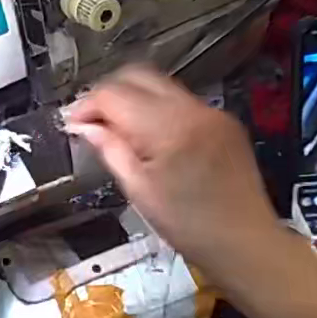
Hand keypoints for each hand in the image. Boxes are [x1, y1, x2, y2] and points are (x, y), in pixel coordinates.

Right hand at [65, 66, 285, 274]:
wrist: (244, 242)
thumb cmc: (185, 224)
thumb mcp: (137, 189)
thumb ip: (109, 149)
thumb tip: (83, 126)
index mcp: (167, 127)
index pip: (114, 95)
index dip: (87, 106)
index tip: (72, 125)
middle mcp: (192, 108)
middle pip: (137, 76)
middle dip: (107, 94)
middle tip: (90, 122)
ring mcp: (211, 112)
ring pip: (159, 85)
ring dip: (131, 99)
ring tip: (115, 129)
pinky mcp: (223, 120)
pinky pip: (179, 101)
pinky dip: (155, 109)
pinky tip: (147, 136)